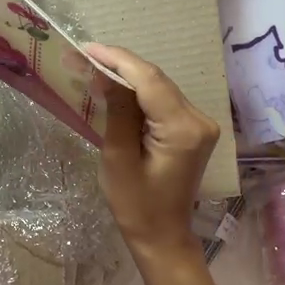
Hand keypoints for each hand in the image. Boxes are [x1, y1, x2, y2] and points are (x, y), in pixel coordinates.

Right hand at [87, 43, 220, 261]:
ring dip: (129, 77)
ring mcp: (200, 125)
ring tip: (95, 67)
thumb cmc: (135, 205)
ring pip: (160, 88)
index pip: (149, 80)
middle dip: (121, 65)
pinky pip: (163, 102)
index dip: (118, 60)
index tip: (88, 49)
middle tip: (85, 56)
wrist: (162, 235)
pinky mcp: (193, 130)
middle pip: (157, 80)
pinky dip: (139, 93)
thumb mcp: (118, 159)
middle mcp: (199, 120)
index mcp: (183, 129)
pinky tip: (116, 88)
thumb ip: (116, 112)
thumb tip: (104, 75)